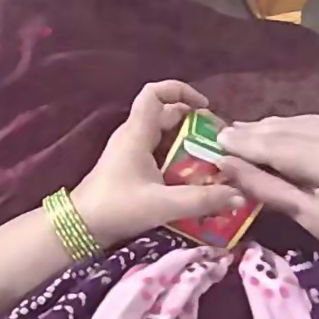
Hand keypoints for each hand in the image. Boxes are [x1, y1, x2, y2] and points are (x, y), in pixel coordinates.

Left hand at [70, 81, 245, 247]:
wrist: (80, 228)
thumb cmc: (116, 207)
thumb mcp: (161, 204)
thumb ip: (201, 200)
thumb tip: (238, 195)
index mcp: (136, 133)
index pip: (155, 93)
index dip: (181, 91)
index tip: (204, 108)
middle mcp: (133, 137)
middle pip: (167, 116)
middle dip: (195, 124)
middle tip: (219, 143)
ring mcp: (130, 153)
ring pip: (165, 138)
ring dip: (188, 145)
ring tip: (213, 162)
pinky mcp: (131, 170)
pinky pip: (159, 155)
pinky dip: (177, 161)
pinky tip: (194, 180)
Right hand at [215, 115, 318, 277]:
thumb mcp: (309, 218)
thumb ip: (266, 188)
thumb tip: (226, 165)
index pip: (278, 146)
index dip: (243, 143)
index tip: (212, 141)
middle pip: (287, 130)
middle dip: (252, 133)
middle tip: (219, 136)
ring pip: (300, 123)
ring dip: (269, 129)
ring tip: (238, 134)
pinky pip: (316, 124)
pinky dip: (290, 128)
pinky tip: (272, 133)